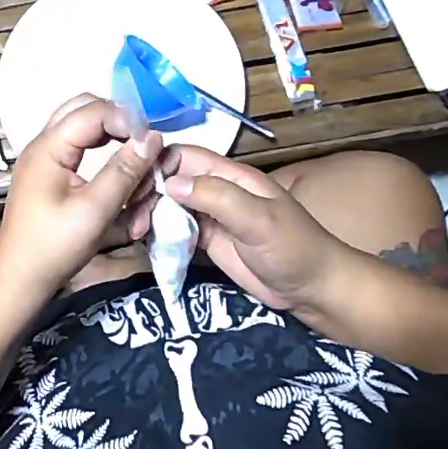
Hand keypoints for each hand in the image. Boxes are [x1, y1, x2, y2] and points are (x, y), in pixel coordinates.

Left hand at [0, 94, 161, 292]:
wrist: (19, 276)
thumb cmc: (54, 246)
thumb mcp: (94, 210)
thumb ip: (123, 172)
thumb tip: (152, 138)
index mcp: (48, 147)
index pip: (93, 111)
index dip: (127, 120)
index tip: (153, 143)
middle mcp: (43, 143)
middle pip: (84, 108)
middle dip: (118, 120)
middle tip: (143, 142)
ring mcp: (44, 156)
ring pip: (81, 125)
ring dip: (109, 133)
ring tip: (134, 156)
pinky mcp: (49, 172)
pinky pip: (77, 144)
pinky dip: (100, 148)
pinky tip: (117, 168)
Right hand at [153, 144, 351, 311]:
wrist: (314, 291)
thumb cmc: (293, 248)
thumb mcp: (258, 219)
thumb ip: (216, 197)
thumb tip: (170, 183)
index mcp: (230, 176)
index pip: (184, 157)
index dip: (157, 166)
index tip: (137, 188)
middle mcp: (216, 191)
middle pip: (170, 180)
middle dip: (147, 194)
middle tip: (133, 220)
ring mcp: (211, 216)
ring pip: (168, 204)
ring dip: (149, 214)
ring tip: (136, 234)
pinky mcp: (207, 240)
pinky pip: (175, 229)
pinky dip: (158, 233)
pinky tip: (145, 242)